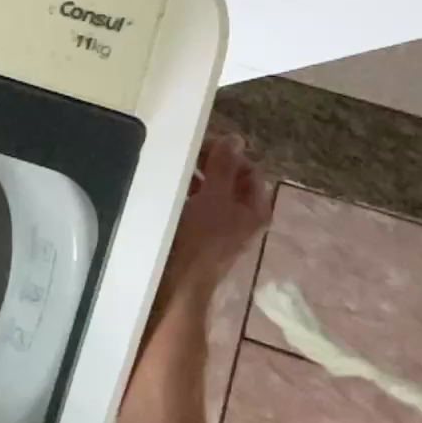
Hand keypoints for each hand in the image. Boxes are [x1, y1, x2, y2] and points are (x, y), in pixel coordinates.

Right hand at [159, 133, 271, 310]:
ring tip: (172, 169)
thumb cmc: (199, 239)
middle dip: (210, 165)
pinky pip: (196, 206)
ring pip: (212, 193)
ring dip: (195, 178)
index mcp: (254, 208)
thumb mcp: (213, 198)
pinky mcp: (199, 236)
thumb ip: (224, 168)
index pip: (248, 168)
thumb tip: (236, 138)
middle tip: (183, 154)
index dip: (228, 153)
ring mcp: (220, 228)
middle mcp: (242, 218)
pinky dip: (185, 194)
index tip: (198, 144)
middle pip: (230, 181)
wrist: (177, 284)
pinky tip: (167, 190)